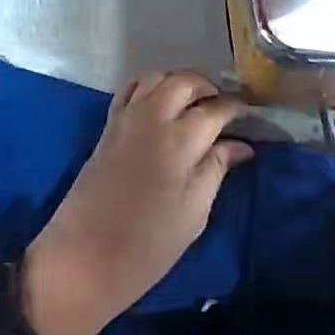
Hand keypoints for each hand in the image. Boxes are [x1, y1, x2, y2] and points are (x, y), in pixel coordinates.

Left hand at [16, 71, 253, 334]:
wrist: (84, 258)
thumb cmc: (147, 246)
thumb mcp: (193, 214)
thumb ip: (216, 169)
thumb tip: (241, 145)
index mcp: (178, 142)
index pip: (215, 110)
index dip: (237, 109)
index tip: (250, 115)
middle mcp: (152, 118)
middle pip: (185, 81)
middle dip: (209, 88)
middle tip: (223, 109)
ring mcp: (126, 118)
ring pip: (157, 77)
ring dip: (179, 82)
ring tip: (195, 104)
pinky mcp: (108, 125)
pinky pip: (130, 88)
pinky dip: (149, 85)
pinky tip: (160, 103)